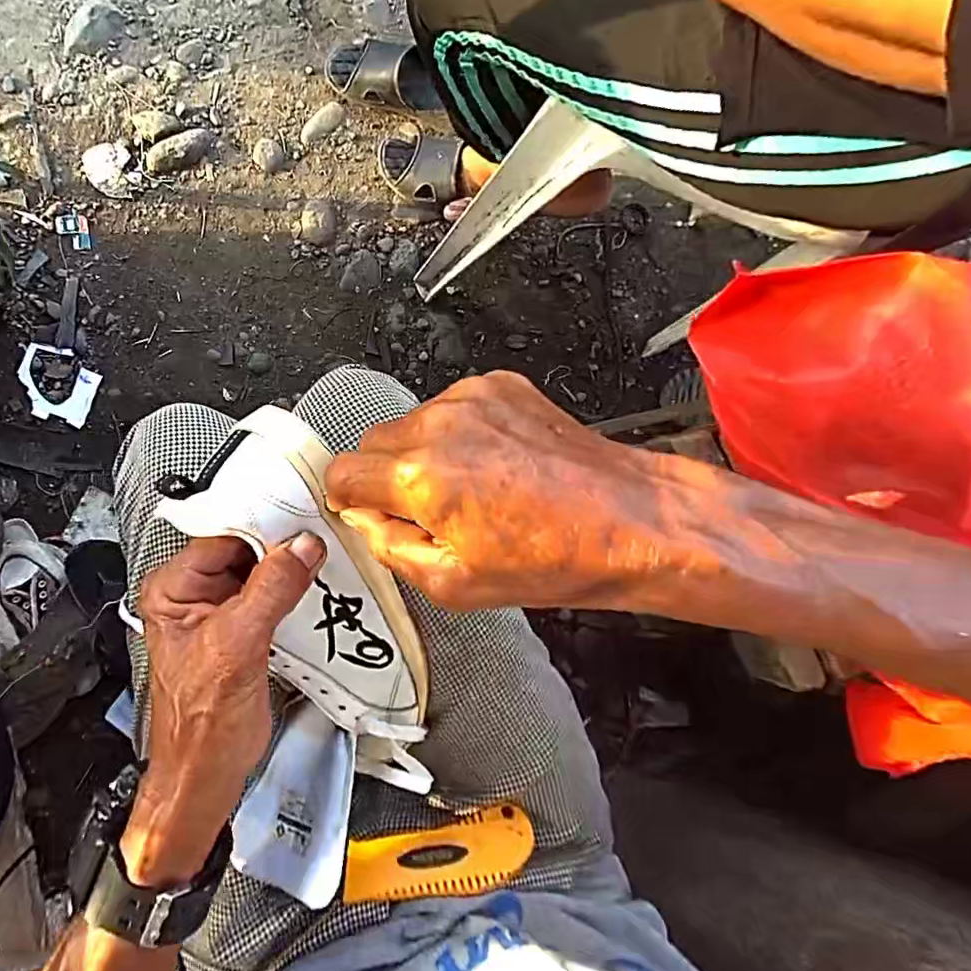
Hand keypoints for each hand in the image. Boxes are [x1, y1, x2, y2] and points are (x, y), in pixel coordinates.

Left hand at [122, 533, 324, 884]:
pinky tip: (311, 590)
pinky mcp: (244, 632)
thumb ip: (271, 591)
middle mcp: (193, 597)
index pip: (220, 536)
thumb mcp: (238, 646)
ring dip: (288, 570)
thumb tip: (299, 549)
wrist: (208, 776)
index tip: (295, 520)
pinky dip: (292, 594)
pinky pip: (270, 598)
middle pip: (242, 551)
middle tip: (314, 540)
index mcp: (173, 591)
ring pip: (259, 573)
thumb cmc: (199, 728)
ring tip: (317, 562)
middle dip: (278, 547)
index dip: (259, 527)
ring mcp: (220, 614)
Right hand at [325, 371, 731, 612]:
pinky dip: (453, 434)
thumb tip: (364, 520)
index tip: (358, 507)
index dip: (345, 497)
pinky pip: (446, 408)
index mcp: (422, 478)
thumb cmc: (557, 556)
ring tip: (465, 487)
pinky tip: (488, 464)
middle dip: (380, 476)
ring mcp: (470, 400)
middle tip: (418, 508)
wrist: (629, 520)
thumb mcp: (452, 584)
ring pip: (407, 424)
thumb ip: (388, 547)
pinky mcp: (497, 386)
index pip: (341, 472)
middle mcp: (440, 427)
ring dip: (418, 454)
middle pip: (369, 443)